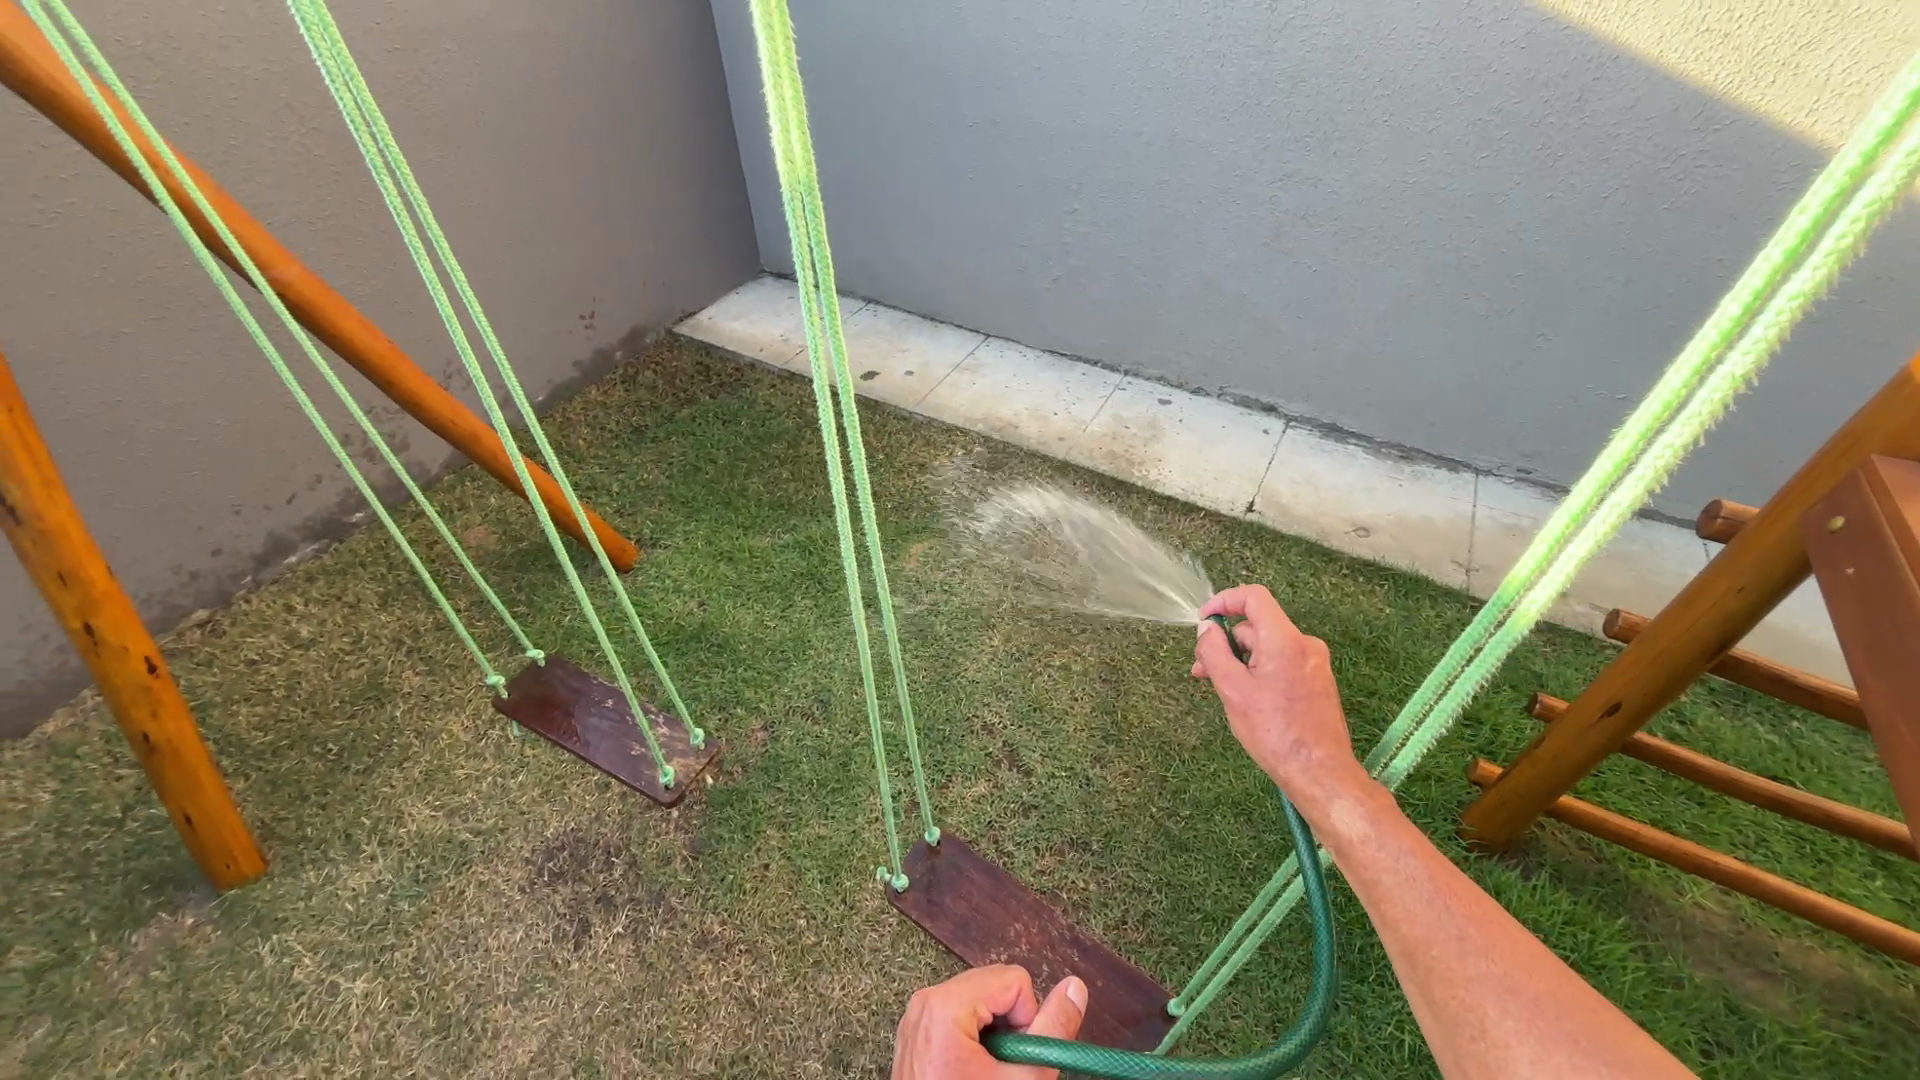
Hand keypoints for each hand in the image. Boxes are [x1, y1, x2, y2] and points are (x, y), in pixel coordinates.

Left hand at [891, 965, 1087, 1079]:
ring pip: (982, 996)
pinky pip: (962, 1009)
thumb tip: (1075, 987)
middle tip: (1004, 1066)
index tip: (1017, 1057)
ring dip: (997, 1030)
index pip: (1014, 980)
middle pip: (995, 983)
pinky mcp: (920, 1027)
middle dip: (1011, 1023)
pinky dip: (977, 1034)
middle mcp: (928, 1000)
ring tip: (989, 1070)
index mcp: (946, 1005)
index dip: (1027, 1020)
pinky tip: (974, 1068)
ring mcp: (921, 1013)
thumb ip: (1052, 1031)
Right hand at [1193, 585, 1364, 814]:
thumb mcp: (1232, 689)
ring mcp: (1314, 662)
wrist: (1319, 771)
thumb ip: (1214, 652)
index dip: (1224, 601)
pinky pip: (1281, 662)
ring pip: (1267, 647)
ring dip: (1241, 661)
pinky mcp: (1317, 680)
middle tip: (1202, 671)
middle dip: (1226, 643)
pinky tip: (1248, 698)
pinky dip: (1259, 671)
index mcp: (1284, 640)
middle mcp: (1305, 643)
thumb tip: (1207, 629)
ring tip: (1223, 690)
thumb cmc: (1272, 731)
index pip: (1253, 597)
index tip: (1203, 620)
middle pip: (1257, 626)